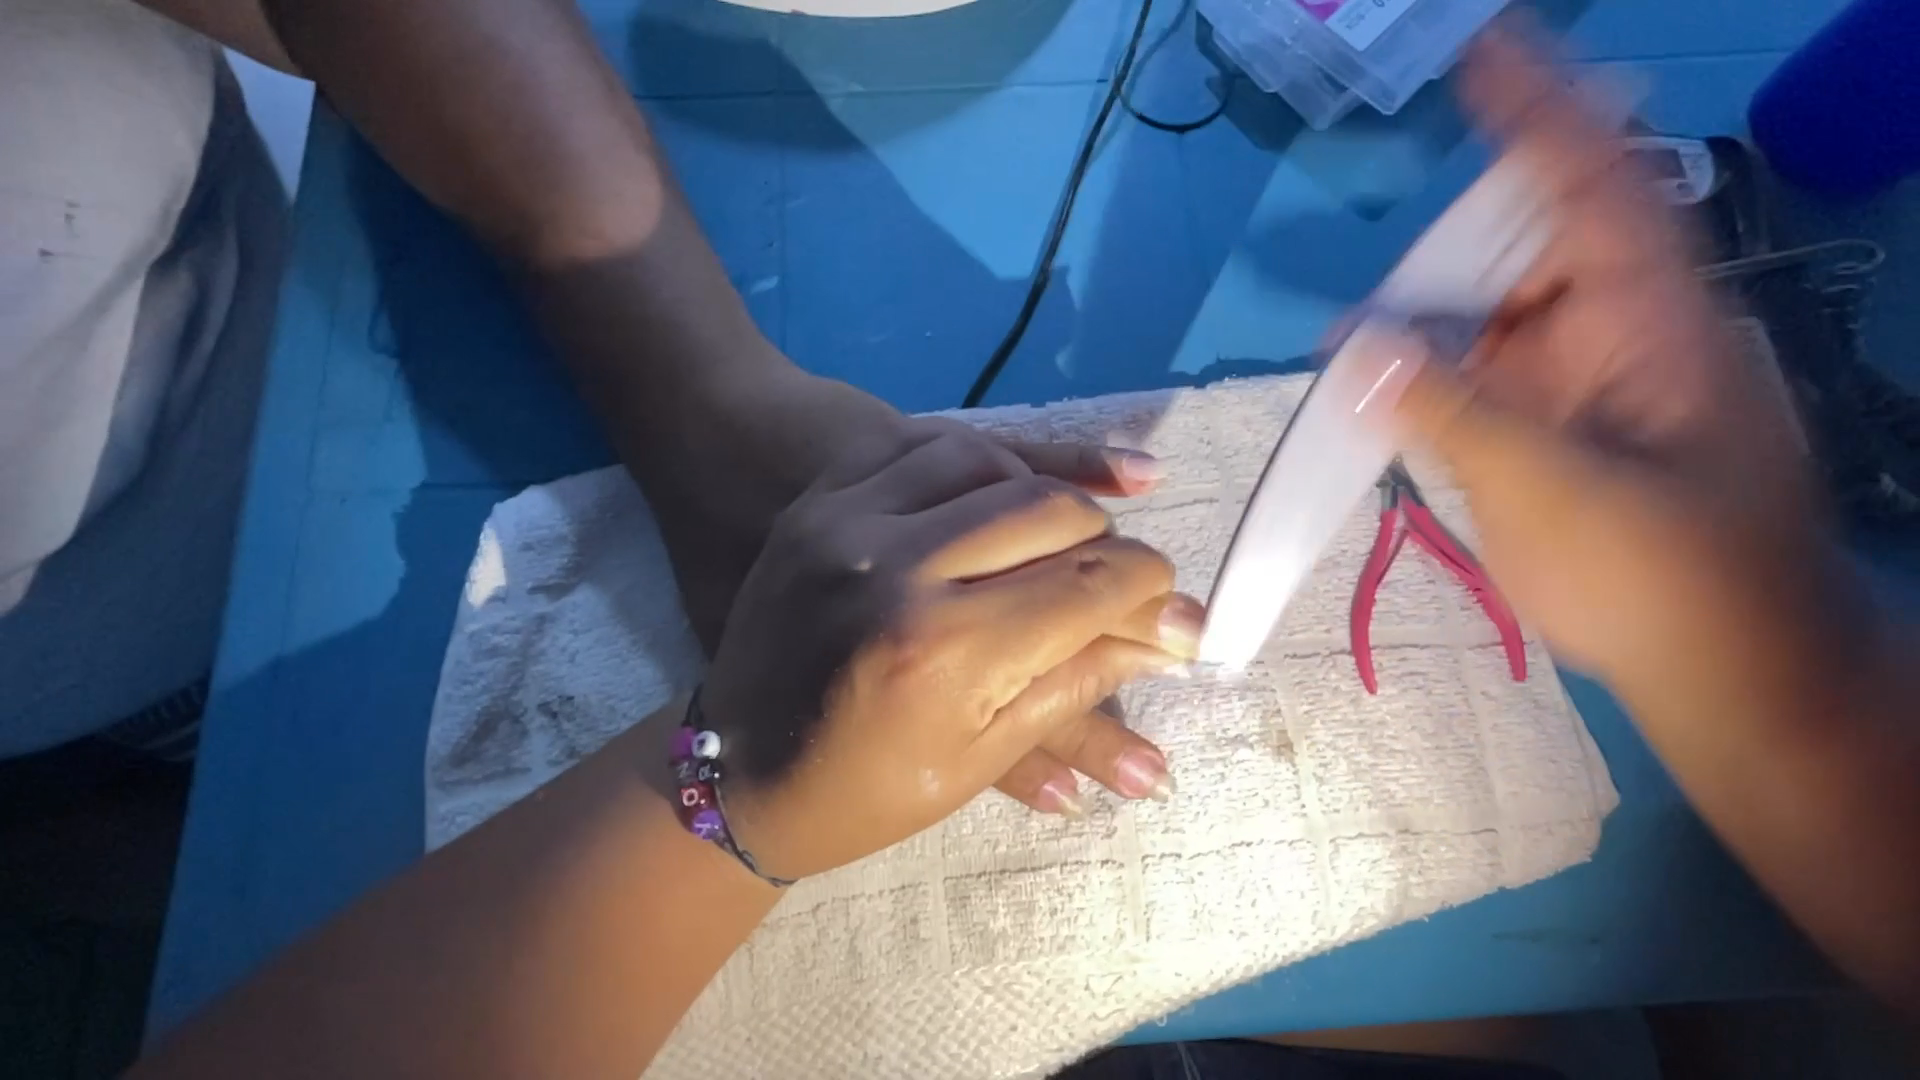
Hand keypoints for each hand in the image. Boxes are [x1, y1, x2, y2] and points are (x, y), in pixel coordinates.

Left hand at [697, 421, 1197, 879]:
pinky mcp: (824, 500)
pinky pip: (927, 448)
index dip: (1151, 590)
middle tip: (1125, 576)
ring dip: (1052, 495)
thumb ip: (1075, 683)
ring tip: (1074, 536)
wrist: (734, 770)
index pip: (1090, 586)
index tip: (1176, 607)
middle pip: (1052, 513)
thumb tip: (1168, 635)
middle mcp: (901, 570)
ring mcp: (852, 522)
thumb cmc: (860, 792)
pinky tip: (1013, 486)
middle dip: (1111, 541)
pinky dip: (984, 463)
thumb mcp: (976, 760)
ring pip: (995, 466)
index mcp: (945, 654)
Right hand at [1382, 29, 1838, 683]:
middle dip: (1440, 267)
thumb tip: (1353, 344)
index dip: (1537, 114)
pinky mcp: (1552, 433)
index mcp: (1648, 320)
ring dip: (1422, 334)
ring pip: (1488, 325)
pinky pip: (1476, 382)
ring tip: (1358, 360)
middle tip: (1368, 313)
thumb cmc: (1665, 577)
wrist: (1725, 672)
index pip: (1591, 186)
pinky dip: (1424, 384)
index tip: (1481, 53)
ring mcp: (1581, 386)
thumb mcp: (1550, 488)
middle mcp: (1614, 335)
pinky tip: (1381, 405)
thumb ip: (1447, 411)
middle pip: (1520, 257)